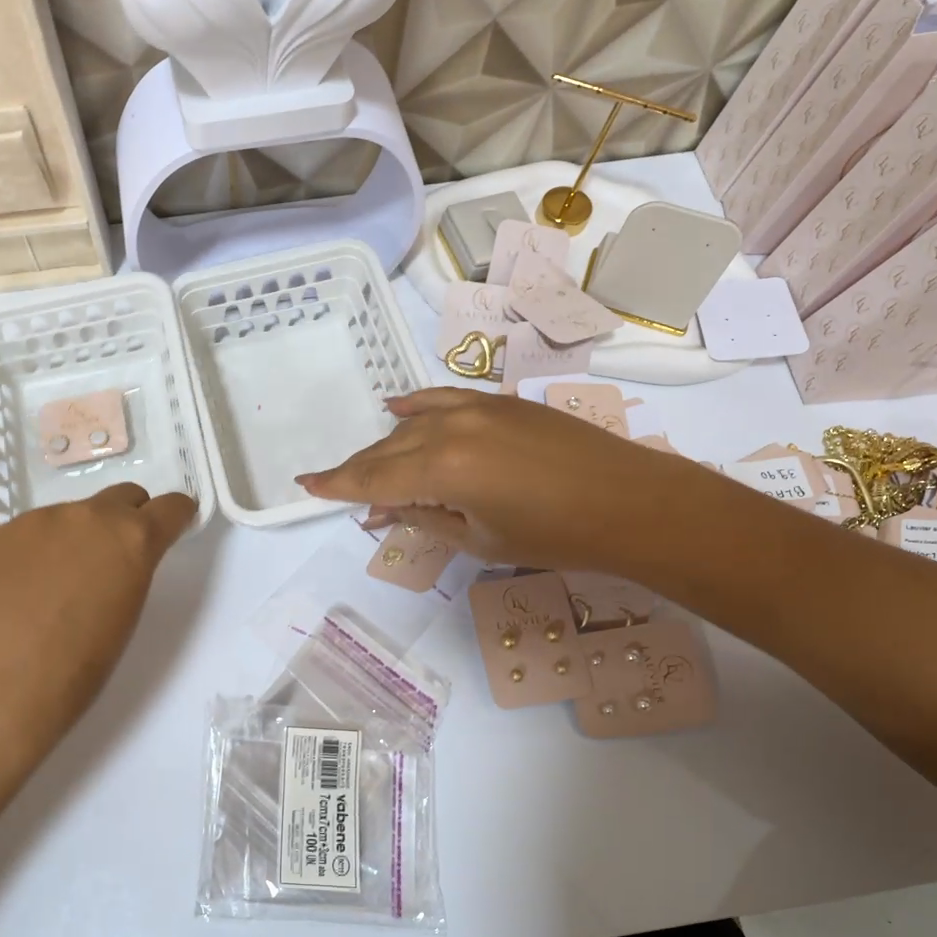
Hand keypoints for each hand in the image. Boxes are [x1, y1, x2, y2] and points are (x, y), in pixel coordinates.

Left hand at [0, 483, 195, 751]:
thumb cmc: (71, 674)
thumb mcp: (122, 623)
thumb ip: (126, 578)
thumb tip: (113, 569)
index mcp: (130, 540)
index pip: (170, 508)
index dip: (176, 518)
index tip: (174, 529)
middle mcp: (84, 518)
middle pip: (121, 497)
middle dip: (127, 520)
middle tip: (116, 561)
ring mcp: (34, 522)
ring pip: (69, 519)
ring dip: (74, 541)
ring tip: (53, 591)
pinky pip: (26, 537)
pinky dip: (32, 556)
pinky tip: (15, 596)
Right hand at [296, 388, 696, 571]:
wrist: (631, 503)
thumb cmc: (555, 536)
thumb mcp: (479, 539)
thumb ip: (423, 518)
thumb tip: (380, 510)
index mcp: (440, 469)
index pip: (372, 478)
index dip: (336, 484)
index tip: (305, 484)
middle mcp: (448, 428)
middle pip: (387, 451)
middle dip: (359, 470)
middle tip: (337, 487)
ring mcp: (475, 408)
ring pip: (411, 424)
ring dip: (386, 446)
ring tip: (369, 465)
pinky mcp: (498, 401)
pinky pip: (442, 398)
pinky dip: (416, 404)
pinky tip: (396, 407)